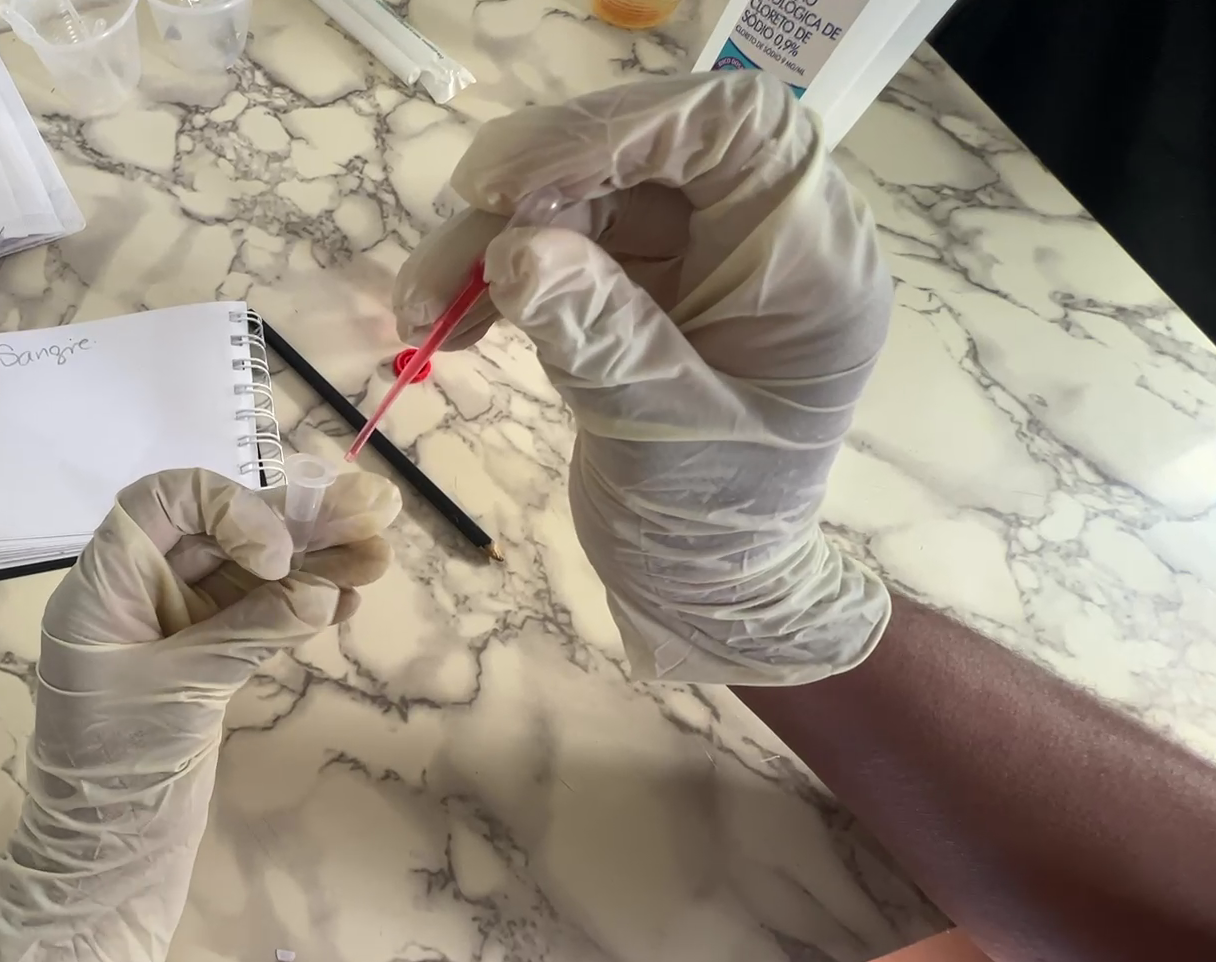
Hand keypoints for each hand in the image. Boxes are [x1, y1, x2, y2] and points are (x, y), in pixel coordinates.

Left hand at [0, 467, 400, 961]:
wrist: (107, 855)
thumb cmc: (117, 770)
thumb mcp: (181, 689)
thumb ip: (251, 631)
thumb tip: (327, 591)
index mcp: (109, 582)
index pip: (166, 500)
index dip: (228, 506)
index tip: (276, 554)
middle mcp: (145, 587)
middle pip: (224, 529)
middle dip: (298, 521)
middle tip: (373, 508)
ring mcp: (179, 621)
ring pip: (252, 571)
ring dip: (316, 560)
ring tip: (380, 553)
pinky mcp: (208, 655)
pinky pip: (259, 614)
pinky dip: (303, 606)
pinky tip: (349, 598)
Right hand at [395, 72, 891, 683]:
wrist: (697, 578)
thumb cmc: (703, 523)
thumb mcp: (655, 431)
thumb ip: (596, 336)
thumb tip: (512, 251)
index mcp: (799, 263)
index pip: (726, 130)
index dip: (612, 133)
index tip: (502, 187)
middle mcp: (747, 244)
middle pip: (630, 165)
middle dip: (521, 204)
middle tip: (436, 267)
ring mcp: (685, 269)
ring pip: (576, 210)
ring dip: (486, 250)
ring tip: (416, 312)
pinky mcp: (632, 298)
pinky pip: (556, 259)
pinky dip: (495, 284)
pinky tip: (450, 327)